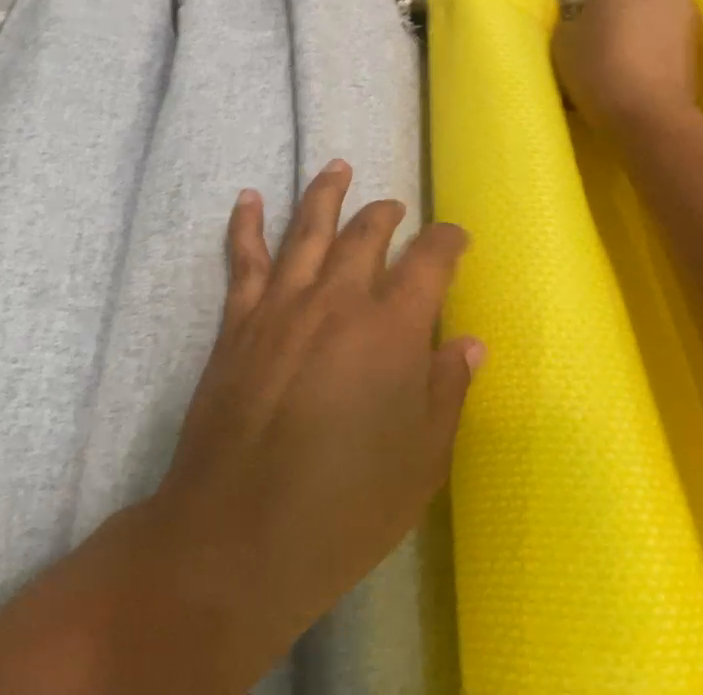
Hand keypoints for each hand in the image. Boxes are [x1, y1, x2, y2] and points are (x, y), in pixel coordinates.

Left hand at [148, 160, 481, 662]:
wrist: (239, 535)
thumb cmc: (346, 507)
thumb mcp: (421, 461)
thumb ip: (445, 392)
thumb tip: (466, 342)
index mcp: (392, 330)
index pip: (429, 262)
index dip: (447, 241)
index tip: (456, 237)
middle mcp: (336, 302)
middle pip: (366, 236)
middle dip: (386, 215)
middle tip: (396, 207)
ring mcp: (280, 308)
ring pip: (306, 231)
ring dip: (324, 195)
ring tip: (337, 167)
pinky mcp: (236, 325)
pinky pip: (242, 260)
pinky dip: (247, 224)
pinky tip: (249, 199)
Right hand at [553, 0, 702, 129]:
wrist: (650, 115)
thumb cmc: (599, 69)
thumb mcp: (565, 41)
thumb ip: (573, 17)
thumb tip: (583, 14)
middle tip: (598, 3)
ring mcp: (687, 11)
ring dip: (638, 5)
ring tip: (618, 31)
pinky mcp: (697, 40)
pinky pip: (668, 21)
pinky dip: (652, 28)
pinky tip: (636, 51)